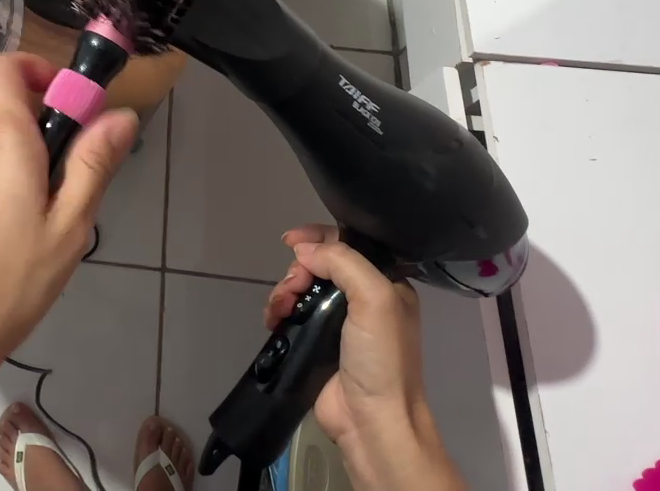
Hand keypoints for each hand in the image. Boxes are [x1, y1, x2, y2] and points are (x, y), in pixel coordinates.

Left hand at [0, 53, 140, 391]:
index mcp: (2, 136)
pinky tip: (7, 240)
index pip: (5, 65)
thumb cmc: (7, 280)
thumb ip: (93, 164)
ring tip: (41, 223)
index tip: (71, 105)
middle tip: (69, 182)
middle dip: (42, 129)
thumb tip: (121, 115)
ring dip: (21, 163)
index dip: (38, 69)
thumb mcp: (68, 226)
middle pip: (6, 110)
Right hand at [264, 227, 463, 490]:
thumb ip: (342, 262)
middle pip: (318, 265)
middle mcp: (362, 300)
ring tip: (281, 307)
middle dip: (298, 269)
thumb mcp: (375, 299)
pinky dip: (278, 310)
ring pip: (301, 288)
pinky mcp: (316, 343)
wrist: (372, 422)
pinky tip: (273, 319)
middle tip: (293, 286)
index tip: (291, 241)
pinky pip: (291, 314)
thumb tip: (303, 250)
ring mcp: (337, 323)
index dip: (318, 237)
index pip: (347, 245)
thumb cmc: (381, 359)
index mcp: (385, 285)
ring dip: (284, 290)